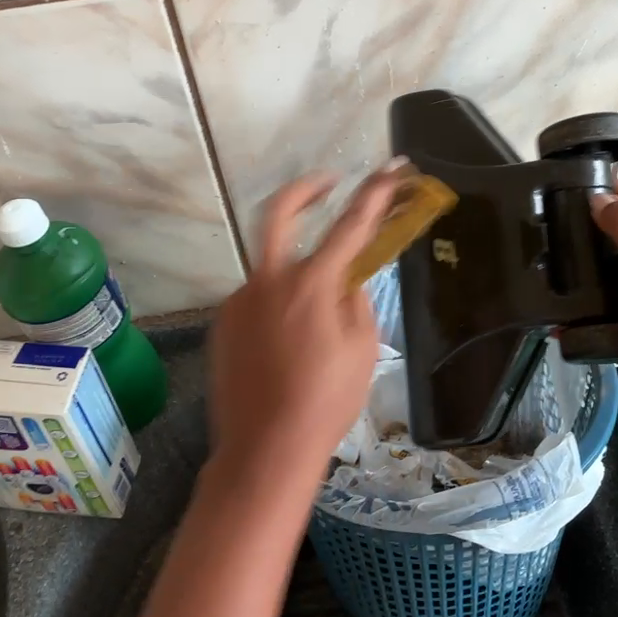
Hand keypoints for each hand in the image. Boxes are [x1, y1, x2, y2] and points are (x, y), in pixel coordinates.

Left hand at [206, 165, 403, 480]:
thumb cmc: (326, 402)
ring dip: (294, 271)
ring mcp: (240, 299)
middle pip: (279, 212)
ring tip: (315, 316)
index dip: (375, 193)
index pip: (350, 225)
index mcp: (311, 284)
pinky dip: (277, 305)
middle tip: (327, 181)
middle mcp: (268, 280)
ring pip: (270, 266)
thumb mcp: (362, 350)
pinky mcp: (223, 322)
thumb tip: (346, 280)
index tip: (393, 168)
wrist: (265, 448)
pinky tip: (288, 342)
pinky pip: (256, 299)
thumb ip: (355, 301)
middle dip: (305, 188)